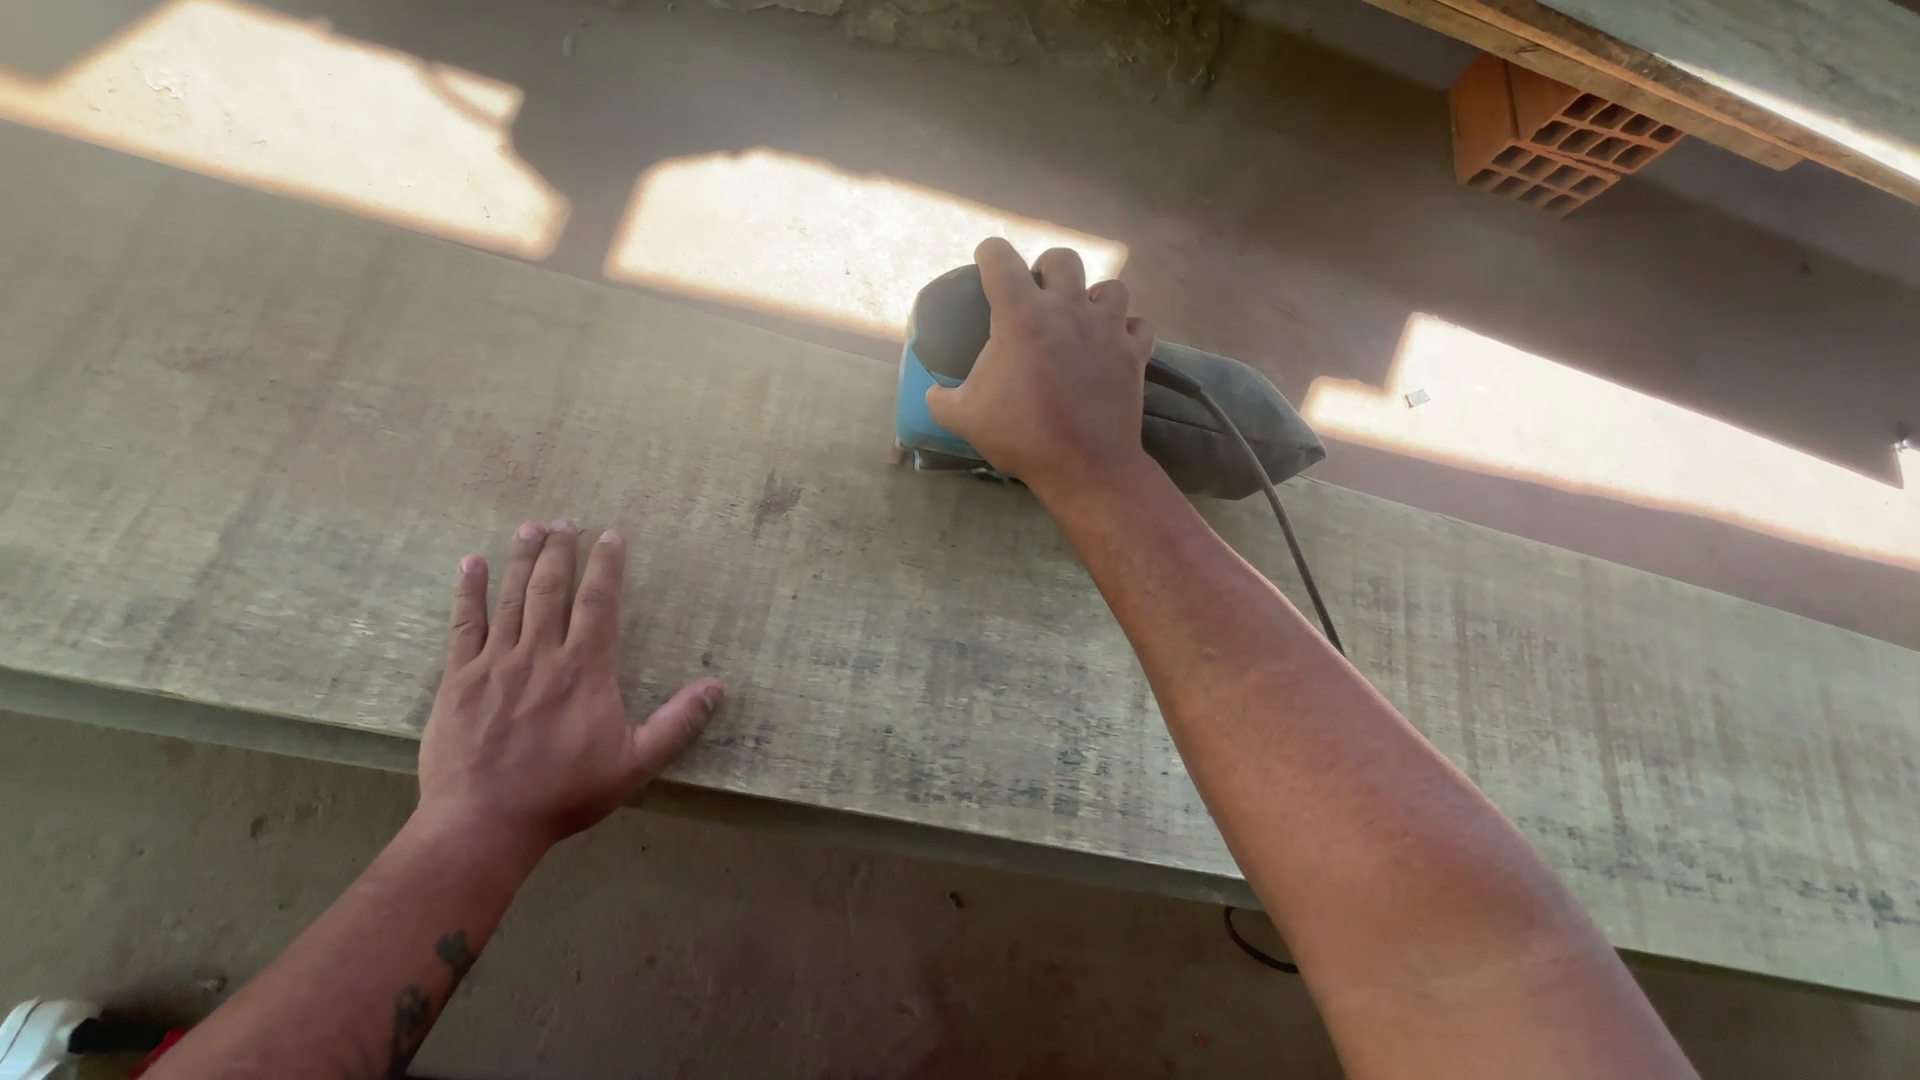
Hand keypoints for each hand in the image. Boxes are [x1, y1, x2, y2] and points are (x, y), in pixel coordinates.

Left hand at [416, 520, 724, 855]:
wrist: (483, 822)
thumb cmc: (566, 792)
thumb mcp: (636, 762)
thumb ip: (678, 722)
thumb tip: (718, 687)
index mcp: (585, 669)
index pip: (599, 602)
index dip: (607, 565)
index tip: (611, 536)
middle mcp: (541, 654)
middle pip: (552, 588)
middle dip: (561, 551)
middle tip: (566, 521)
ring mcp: (496, 663)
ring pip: (512, 598)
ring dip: (523, 559)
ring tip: (531, 527)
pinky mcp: (459, 679)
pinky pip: (465, 624)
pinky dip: (469, 590)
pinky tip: (472, 563)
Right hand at [925, 238, 1156, 495]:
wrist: (1085, 466)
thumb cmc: (1021, 436)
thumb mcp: (964, 418)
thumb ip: (941, 398)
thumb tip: (933, 392)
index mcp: (1021, 315)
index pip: (1000, 258)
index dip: (989, 254)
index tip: (985, 264)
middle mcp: (1068, 309)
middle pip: (1063, 258)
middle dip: (1047, 269)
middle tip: (1038, 295)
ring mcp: (1107, 329)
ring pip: (1111, 287)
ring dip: (1095, 297)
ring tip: (1083, 320)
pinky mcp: (1134, 353)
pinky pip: (1139, 324)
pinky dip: (1128, 330)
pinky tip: (1115, 344)